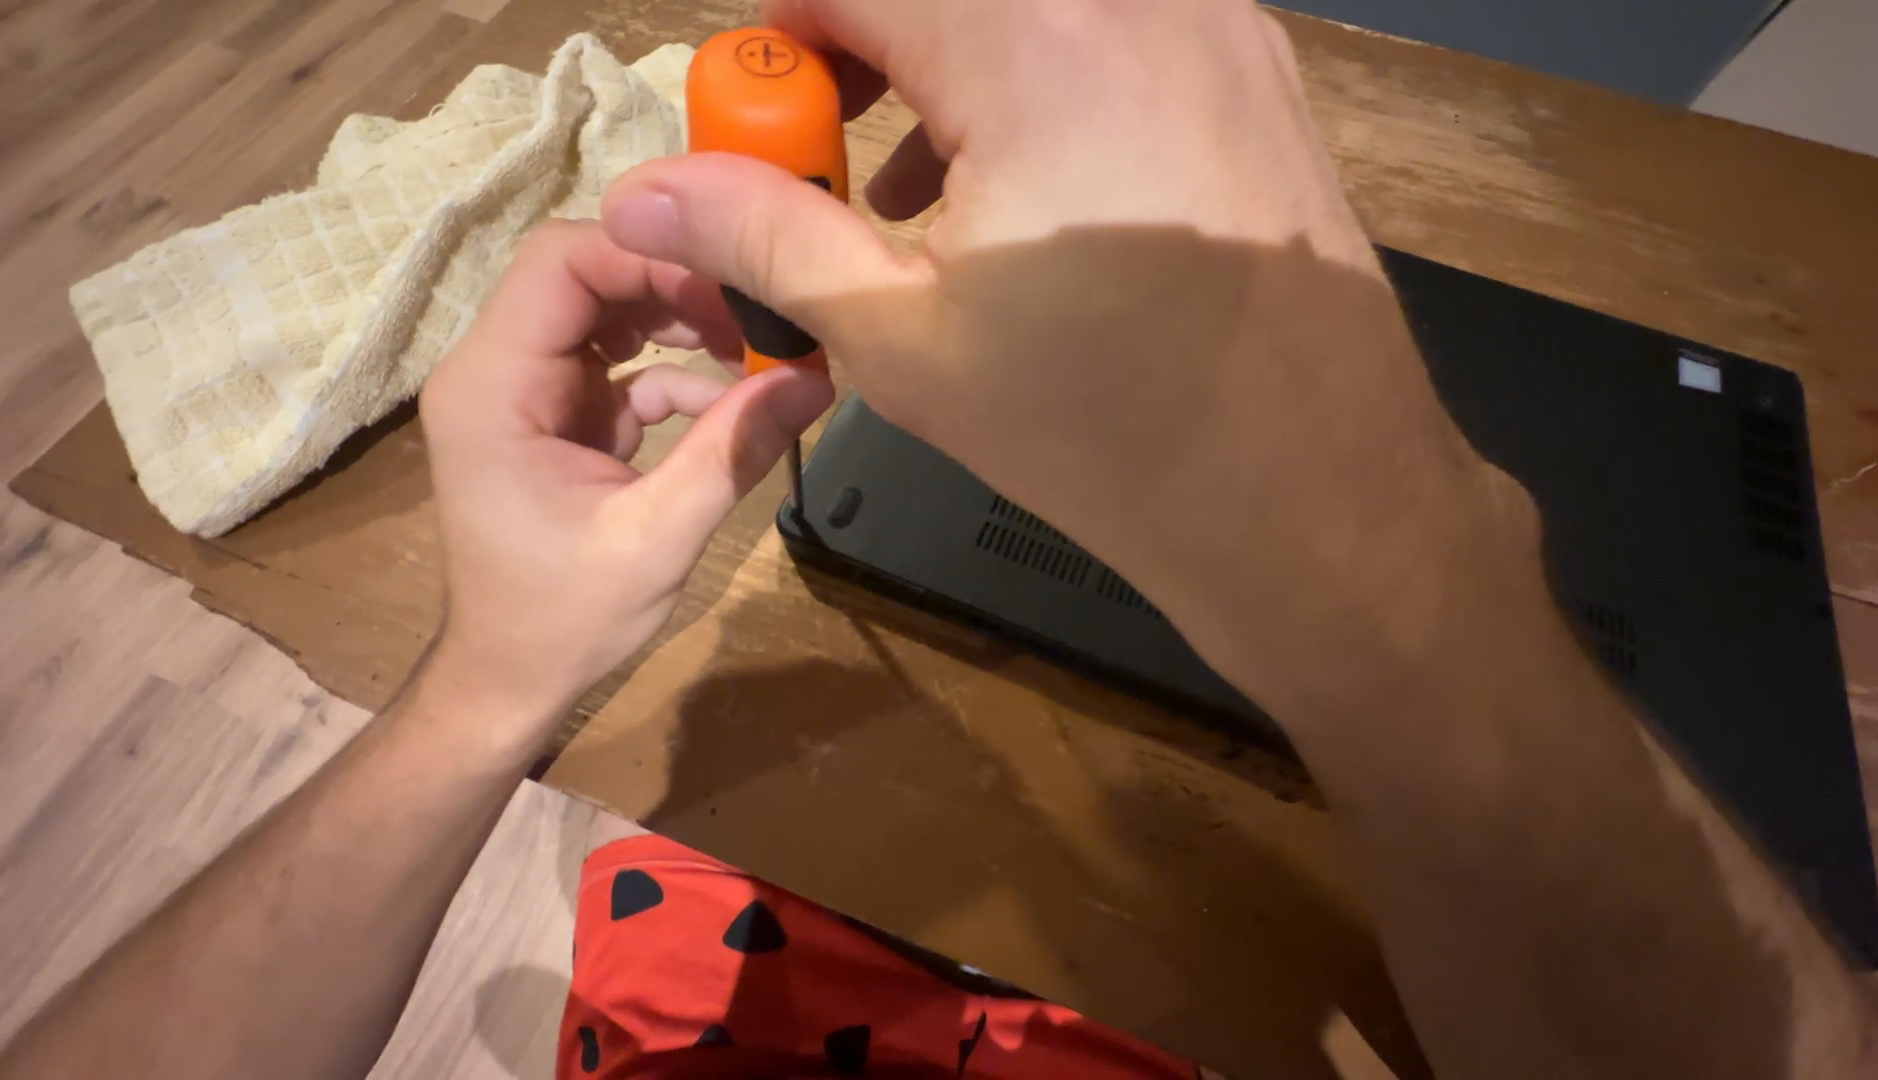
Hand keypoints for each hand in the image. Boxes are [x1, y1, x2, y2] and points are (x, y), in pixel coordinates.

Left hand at [417, 220, 833, 746]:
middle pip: (588, 280)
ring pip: (610, 318)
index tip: (737, 284)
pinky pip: (623, 370)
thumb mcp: (659, 538)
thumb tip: (816, 384)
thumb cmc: (566, 618)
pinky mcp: (560, 418)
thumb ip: (732, 453)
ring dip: (684, 331)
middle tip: (761, 320)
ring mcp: (529, 393)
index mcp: (495, 387)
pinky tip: (725, 411)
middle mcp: (498, 371)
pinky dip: (677, 382)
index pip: (561, 263)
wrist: (513, 676)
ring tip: (757, 357)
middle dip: (678, 291)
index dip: (651, 257)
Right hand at [599, 0, 1523, 710]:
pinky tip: (1027, 199)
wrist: (1297, 489)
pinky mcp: (1257, 78)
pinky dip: (1036, 87)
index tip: (769, 123)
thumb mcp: (901, 337)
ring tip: (918, 196)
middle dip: (862, 56)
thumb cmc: (1090, 427)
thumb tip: (645, 190)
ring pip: (1033, 10)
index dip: (783, 36)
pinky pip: (1114, 36)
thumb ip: (765, 236)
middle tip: (836, 163)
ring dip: (947, 74)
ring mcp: (1217, 23)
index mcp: (1029, 38)